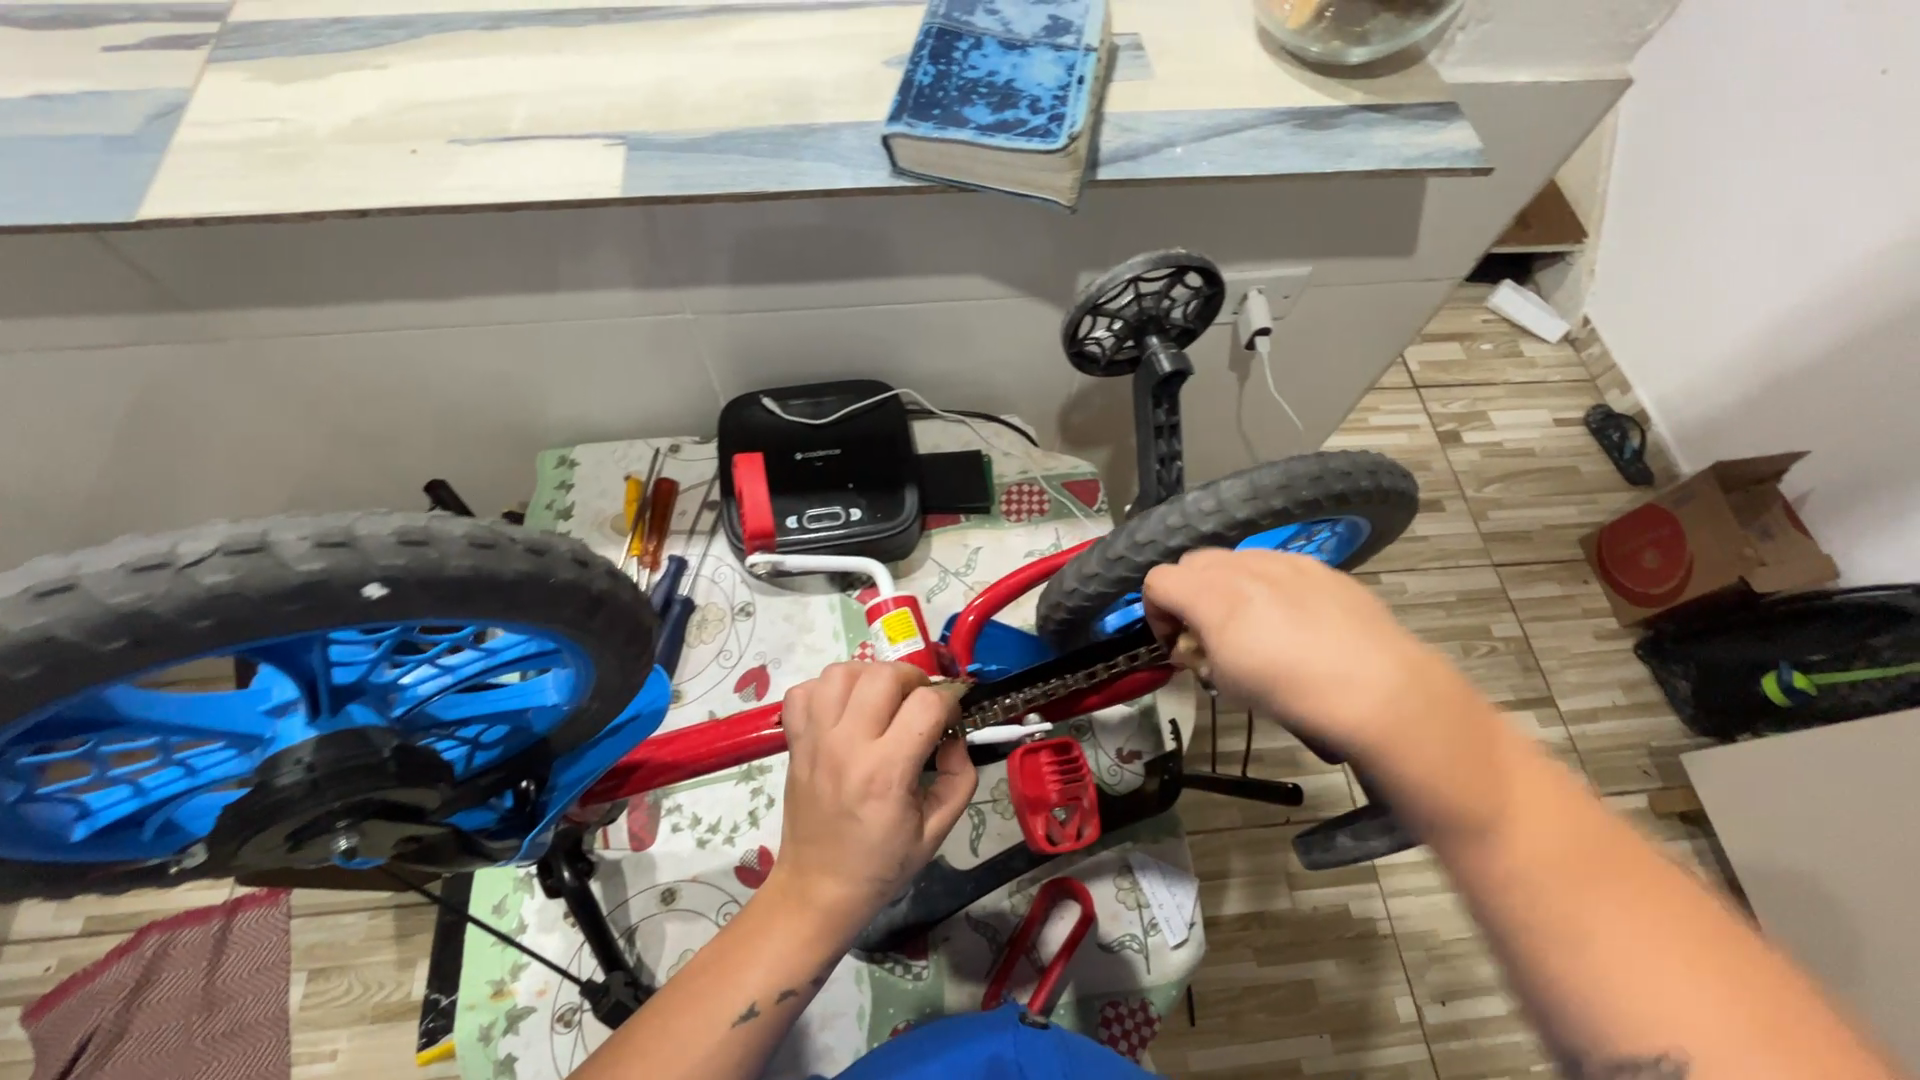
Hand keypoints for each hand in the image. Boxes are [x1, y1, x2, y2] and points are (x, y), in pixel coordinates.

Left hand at [769, 662, 977, 937]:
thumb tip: (954, 734)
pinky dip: (827, 689)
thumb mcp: (937, 830)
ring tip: (882, 700)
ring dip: (870, 676)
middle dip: (913, 679)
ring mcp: (814, 740)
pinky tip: (845, 709)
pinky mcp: (794, 741)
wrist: (818, 888)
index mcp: (886, 772)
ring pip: (841, 672)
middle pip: (883, 675)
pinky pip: (804, 690)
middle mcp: (847, 746)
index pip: (926, 704)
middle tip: (920, 704)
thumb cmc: (881, 864)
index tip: (952, 716)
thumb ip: (959, 776)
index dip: (950, 700)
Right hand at [1142, 548, 1483, 765]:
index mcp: (1211, 595)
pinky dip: (1267, 586)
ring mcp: (1285, 561)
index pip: (1157, 580)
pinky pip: (1276, 566)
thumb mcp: (1225, 682)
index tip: (1175, 644)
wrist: (1376, 688)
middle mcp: (1243, 566)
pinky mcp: (1320, 567)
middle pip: (1191, 563)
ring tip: (1252, 626)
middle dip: (1187, 594)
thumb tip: (1193, 644)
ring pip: (1235, 559)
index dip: (1155, 612)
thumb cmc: (1289, 692)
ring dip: (1226, 586)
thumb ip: (1197, 652)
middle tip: (1206, 633)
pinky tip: (1293, 622)